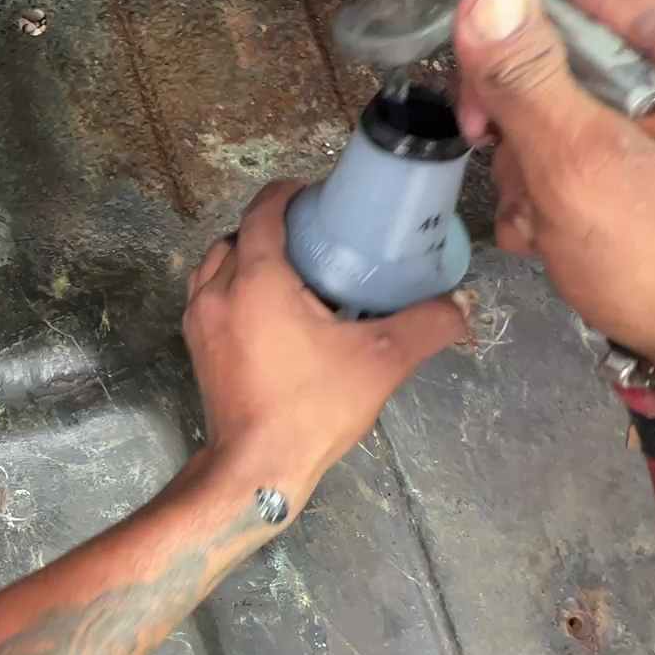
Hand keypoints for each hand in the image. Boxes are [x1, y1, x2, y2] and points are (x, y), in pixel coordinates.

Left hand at [182, 181, 465, 510]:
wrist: (256, 462)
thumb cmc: (313, 406)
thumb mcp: (381, 361)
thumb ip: (428, 324)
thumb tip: (462, 305)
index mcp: (256, 280)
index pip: (262, 214)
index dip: (284, 194)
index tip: (310, 192)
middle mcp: (217, 289)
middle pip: (237, 235)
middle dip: (268, 226)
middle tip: (309, 235)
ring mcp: (198, 316)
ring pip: (214, 262)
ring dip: (243, 253)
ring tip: (285, 267)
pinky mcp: (193, 341)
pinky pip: (205, 291)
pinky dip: (227, 282)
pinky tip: (260, 305)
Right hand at [418, 0, 654, 391]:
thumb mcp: (586, 168)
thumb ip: (527, 78)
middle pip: (569, 34)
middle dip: (507, 88)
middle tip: (481, 135)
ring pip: (567, 95)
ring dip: (525, 149)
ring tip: (536, 209)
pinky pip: (586, 138)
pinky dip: (551, 177)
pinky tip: (554, 224)